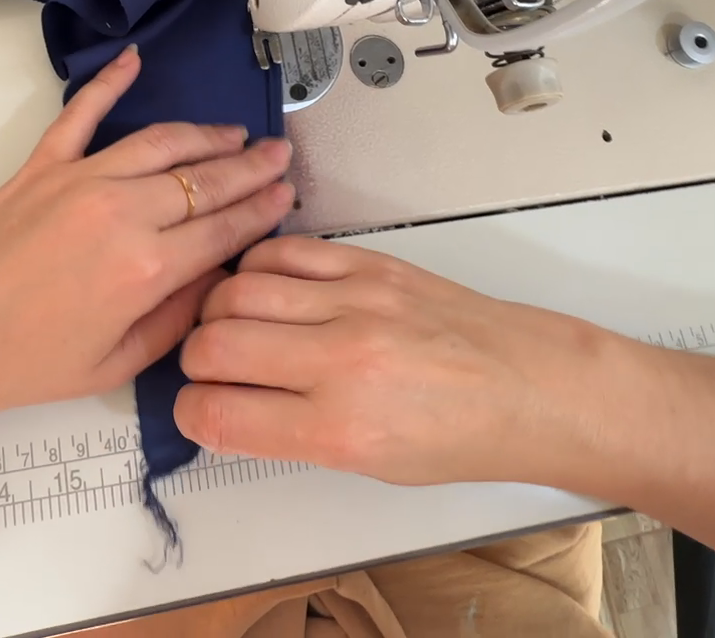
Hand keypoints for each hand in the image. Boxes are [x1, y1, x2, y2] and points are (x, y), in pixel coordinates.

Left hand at [0, 46, 294, 423]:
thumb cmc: (25, 363)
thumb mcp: (118, 363)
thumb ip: (177, 315)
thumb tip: (214, 273)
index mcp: (148, 267)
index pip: (225, 228)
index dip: (263, 209)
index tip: (287, 192)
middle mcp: (124, 210)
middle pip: (206, 179)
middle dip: (251, 165)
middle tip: (279, 152)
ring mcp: (82, 178)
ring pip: (161, 142)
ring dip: (205, 134)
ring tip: (235, 132)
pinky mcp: (44, 163)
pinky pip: (83, 112)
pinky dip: (109, 81)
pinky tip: (134, 59)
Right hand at [174, 238, 633, 487]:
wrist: (524, 384)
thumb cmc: (453, 437)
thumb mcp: (367, 463)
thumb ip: (288, 433)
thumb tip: (225, 405)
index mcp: (339, 428)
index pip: (219, 414)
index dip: (190, 412)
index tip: (198, 408)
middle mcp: (339, 359)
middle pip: (214, 343)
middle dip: (194, 359)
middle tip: (210, 366)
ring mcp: (353, 300)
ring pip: (237, 289)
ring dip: (217, 310)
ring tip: (233, 323)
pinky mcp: (366, 262)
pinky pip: (281, 251)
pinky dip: (254, 268)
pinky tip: (263, 287)